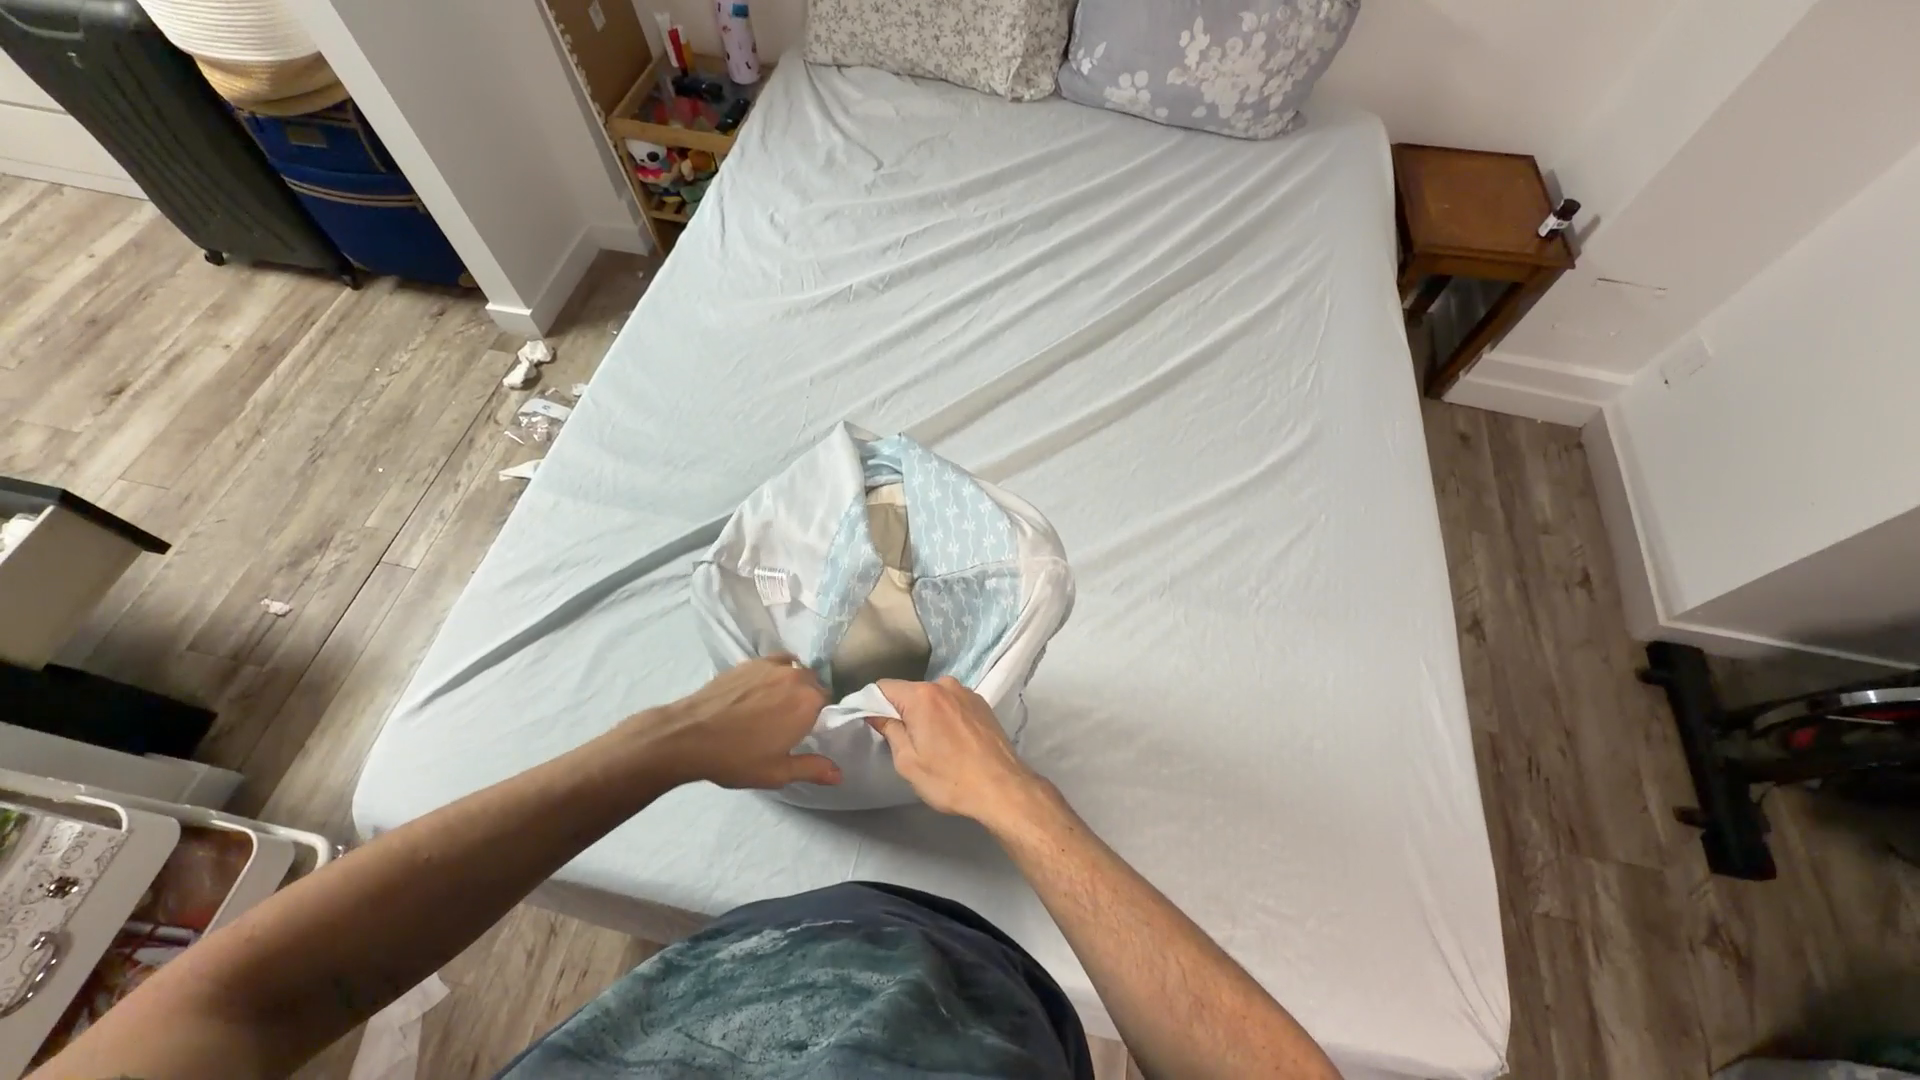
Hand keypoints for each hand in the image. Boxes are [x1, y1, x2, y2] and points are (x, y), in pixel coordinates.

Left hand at [639, 655, 839, 789]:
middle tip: (791, 723)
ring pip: (795, 672)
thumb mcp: (778, 772)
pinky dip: (776, 673)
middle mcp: (795, 676)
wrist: (688, 735)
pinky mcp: (749, 662)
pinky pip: (775, 663)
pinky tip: (762, 689)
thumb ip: (813, 769)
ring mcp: (771, 666)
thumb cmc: (737, 758)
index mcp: (809, 702)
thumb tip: (839, 774)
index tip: (809, 733)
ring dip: (793, 685)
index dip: (822, 718)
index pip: (831, 704)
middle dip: (809, 700)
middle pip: (814, 684)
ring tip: (775, 706)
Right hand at [871, 677, 1050, 827]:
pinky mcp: (983, 704)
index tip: (873, 724)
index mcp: (922, 695)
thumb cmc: (950, 779)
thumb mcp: (908, 762)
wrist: (1002, 788)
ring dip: (926, 714)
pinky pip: (953, 704)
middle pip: (910, 691)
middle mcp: (945, 685)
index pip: (884, 687)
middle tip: (904, 742)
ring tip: (933, 744)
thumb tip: (877, 714)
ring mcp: (967, 693)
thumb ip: (889, 731)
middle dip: (902, 711)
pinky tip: (953, 741)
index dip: (872, 703)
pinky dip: (946, 716)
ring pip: (933, 698)